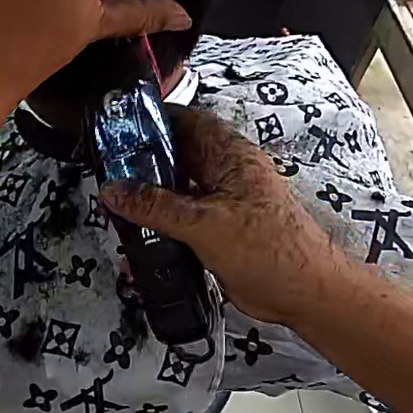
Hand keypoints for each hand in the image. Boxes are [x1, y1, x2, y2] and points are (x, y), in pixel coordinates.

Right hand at [100, 107, 354, 326]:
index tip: (119, 128)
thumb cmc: (270, 250)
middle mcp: (226, 175)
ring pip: (178, 192)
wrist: (302, 293)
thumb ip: (156, 207)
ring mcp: (222, 205)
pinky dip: (161, 230)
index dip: (154, 120)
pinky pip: (183, 224)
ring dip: (151, 201)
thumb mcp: (204, 224)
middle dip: (144, 165)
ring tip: (118, 207)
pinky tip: (140, 242)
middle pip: (178, 158)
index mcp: (230, 156)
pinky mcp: (218, 233)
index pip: (188, 121)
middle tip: (109, 173)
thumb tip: (115, 191)